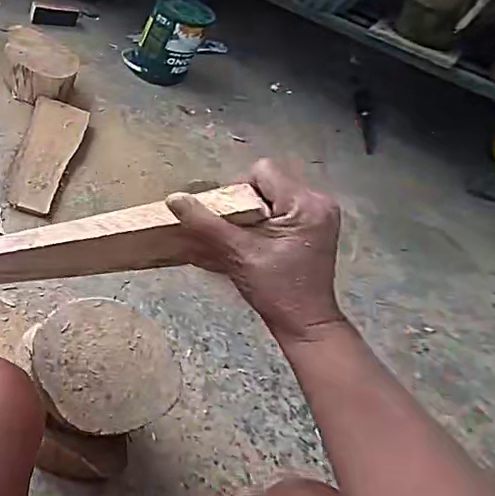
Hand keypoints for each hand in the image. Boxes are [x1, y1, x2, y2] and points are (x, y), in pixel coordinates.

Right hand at [167, 159, 345, 340]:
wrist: (305, 323)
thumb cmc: (276, 291)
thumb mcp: (237, 254)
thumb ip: (205, 223)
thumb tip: (174, 199)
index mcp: (306, 204)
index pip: (262, 172)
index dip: (238, 191)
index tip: (232, 220)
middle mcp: (319, 202)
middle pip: (268, 182)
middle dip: (246, 203)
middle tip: (239, 233)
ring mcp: (320, 214)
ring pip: (274, 194)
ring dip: (255, 212)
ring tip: (250, 239)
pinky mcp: (316, 226)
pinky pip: (283, 208)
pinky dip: (266, 220)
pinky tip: (261, 242)